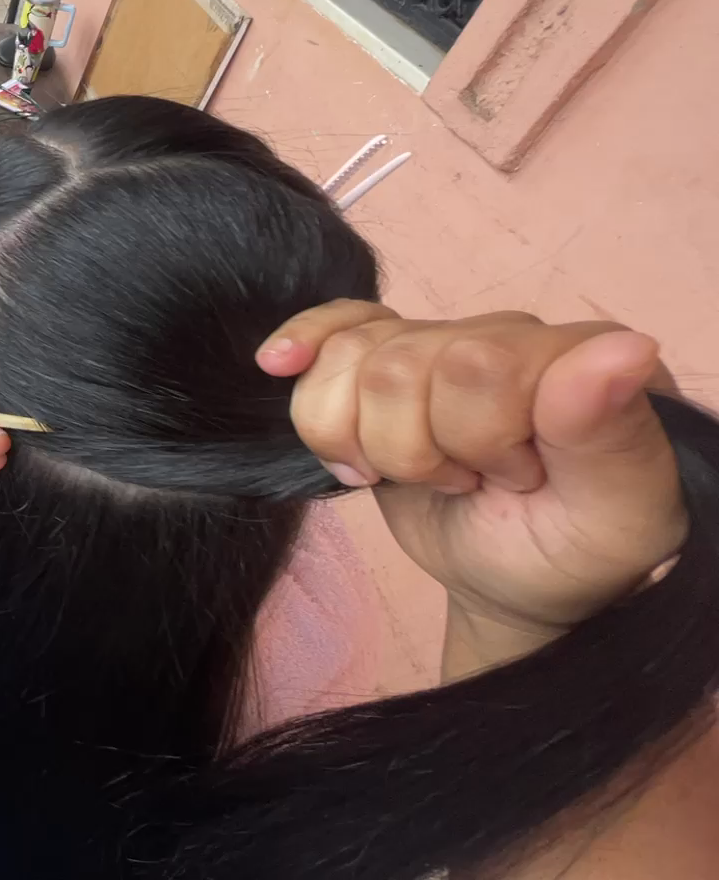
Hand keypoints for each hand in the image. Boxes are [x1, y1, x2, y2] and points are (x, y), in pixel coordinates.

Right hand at [257, 301, 686, 652]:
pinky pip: (327, 327)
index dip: (470, 437)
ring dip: (351, 435)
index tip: (510, 479)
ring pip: (343, 358)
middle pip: (392, 365)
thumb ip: (610, 434)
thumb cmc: (565, 551)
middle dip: (405, 447)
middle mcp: (504, 333)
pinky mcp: (378, 358)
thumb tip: (617, 350)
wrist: (503, 568)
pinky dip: (298, 344)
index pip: (473, 364)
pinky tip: (279, 364)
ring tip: (396, 471)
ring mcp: (435, 341)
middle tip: (457, 482)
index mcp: (576, 357)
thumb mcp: (615, 518)